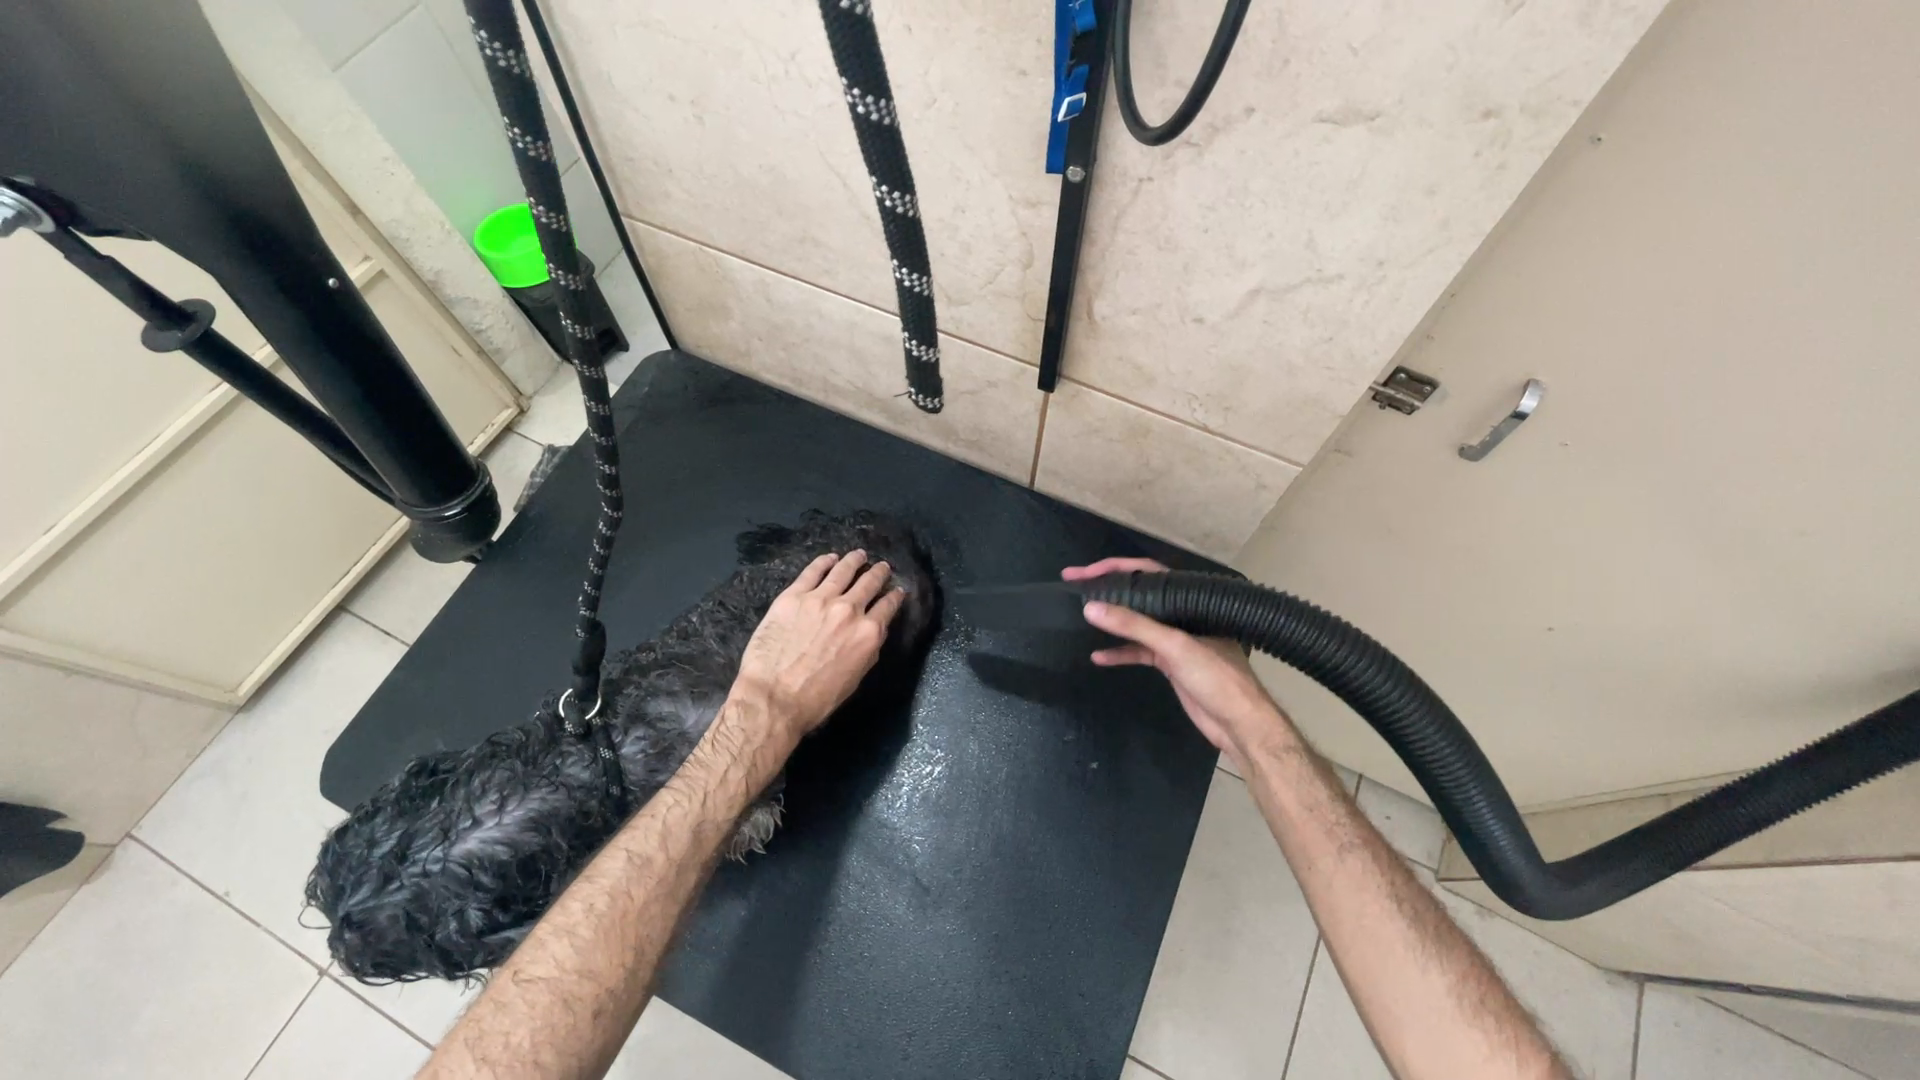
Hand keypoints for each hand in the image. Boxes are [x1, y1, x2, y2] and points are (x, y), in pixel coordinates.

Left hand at [733, 550, 906, 744]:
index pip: (887, 607)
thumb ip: (868, 649)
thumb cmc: (817, 699)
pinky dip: (824, 562)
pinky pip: (813, 571)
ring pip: (842, 571)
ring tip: (860, 555)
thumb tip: (872, 631)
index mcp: (868, 633)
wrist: (774, 697)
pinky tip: (830, 558)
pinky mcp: (793, 596)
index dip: (895, 597)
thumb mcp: (856, 677)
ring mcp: (820, 599)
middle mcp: (848, 610)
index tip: (898, 590)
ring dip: (854, 561)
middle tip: (882, 566)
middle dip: (878, 574)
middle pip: (868, 583)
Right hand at [1063, 558, 1287, 764]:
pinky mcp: (1171, 663)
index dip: (1114, 568)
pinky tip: (1098, 656)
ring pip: (1137, 624)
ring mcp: (1176, 640)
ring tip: (1080, 615)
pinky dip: (1119, 653)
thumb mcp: (1175, 646)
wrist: (1240, 723)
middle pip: (1139, 595)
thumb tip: (1092, 607)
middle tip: (1074, 584)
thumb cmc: (1217, 677)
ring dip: (1111, 621)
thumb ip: (1134, 626)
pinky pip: (1139, 651)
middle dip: (1107, 590)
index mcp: (1190, 600)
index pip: (1146, 572)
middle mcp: (1182, 615)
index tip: (1082, 572)